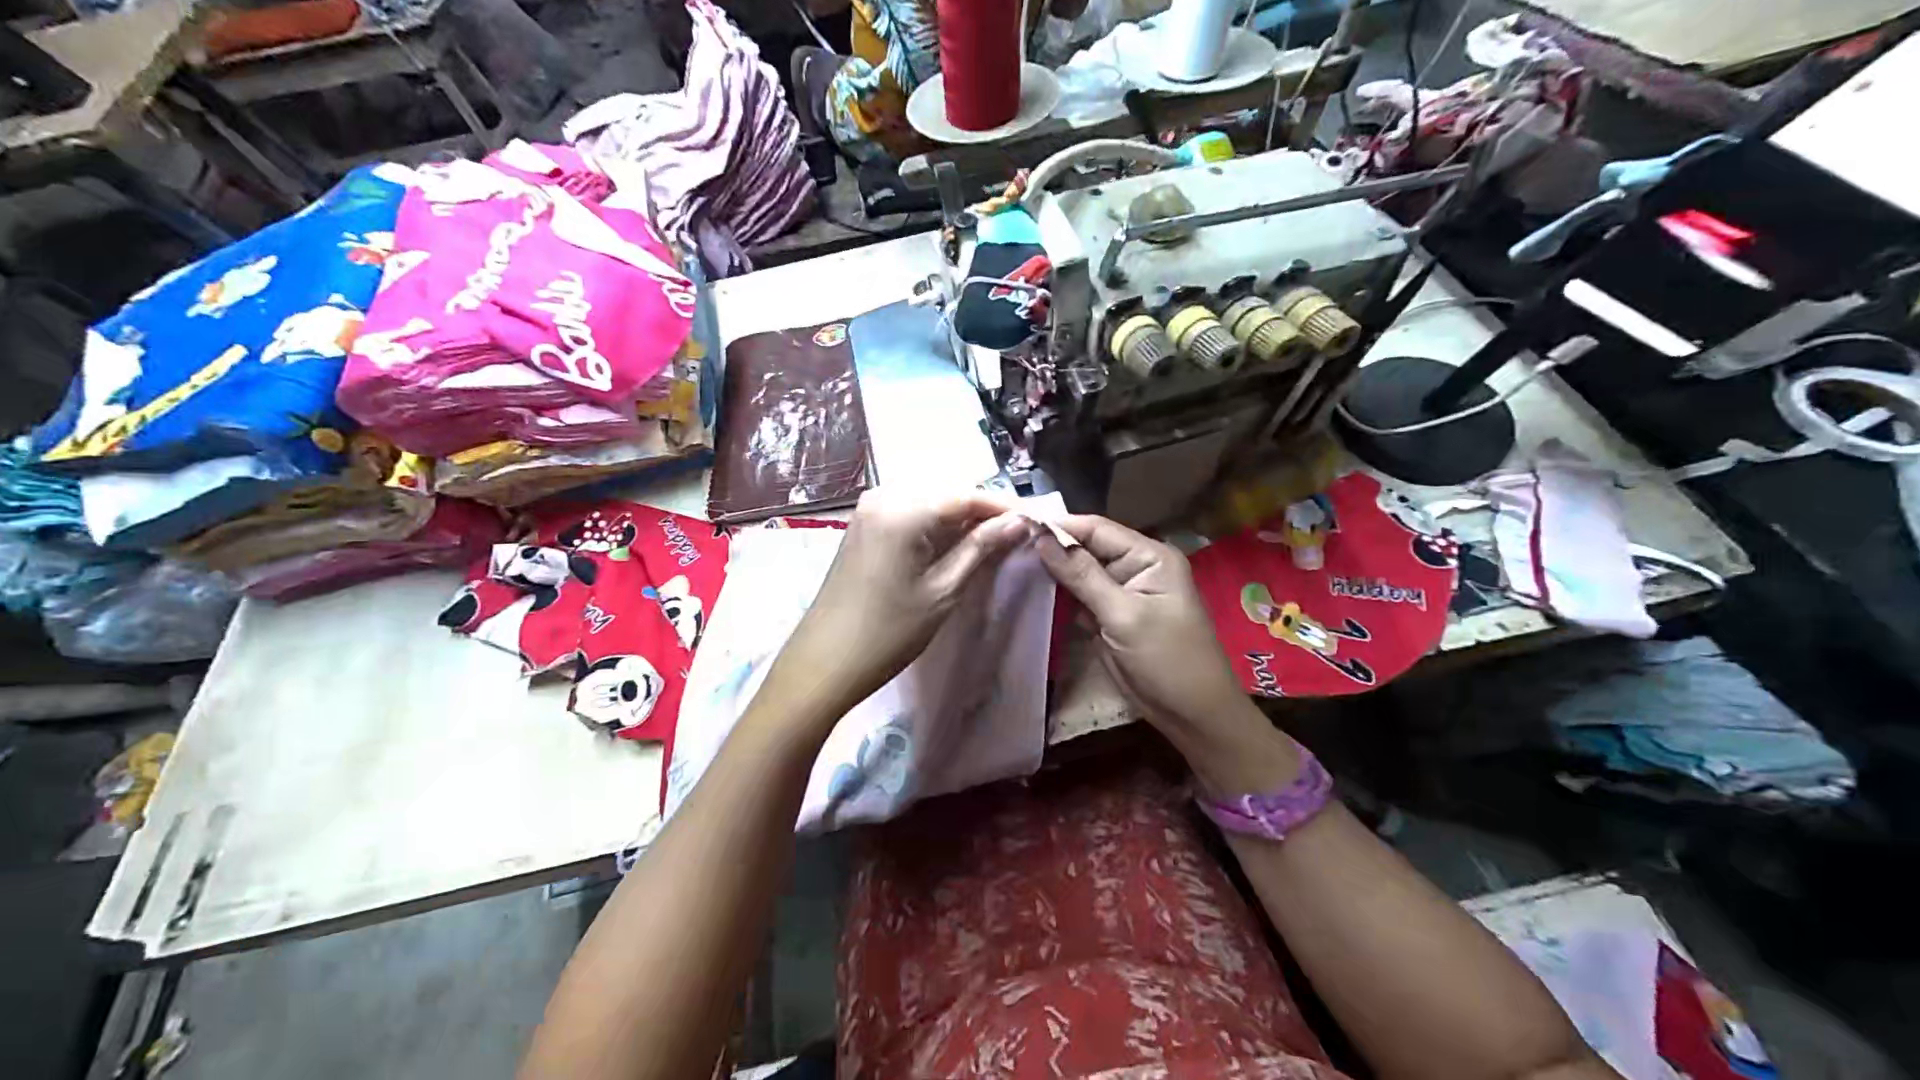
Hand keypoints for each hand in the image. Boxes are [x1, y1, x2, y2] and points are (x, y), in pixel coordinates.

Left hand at [771, 488, 1034, 717]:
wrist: (824, 662)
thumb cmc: (889, 631)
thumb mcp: (943, 590)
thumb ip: (982, 549)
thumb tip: (1020, 522)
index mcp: (903, 508)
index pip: (967, 495)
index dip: (1005, 508)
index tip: (1036, 523)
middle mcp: (883, 496)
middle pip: (947, 494)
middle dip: (983, 513)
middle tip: (1017, 536)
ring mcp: (868, 509)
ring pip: (929, 503)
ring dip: (960, 520)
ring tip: (992, 543)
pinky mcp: (862, 526)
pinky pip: (909, 514)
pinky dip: (935, 527)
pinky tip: (954, 546)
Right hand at [1035, 515, 1301, 795]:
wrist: (1192, 714)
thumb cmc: (1167, 660)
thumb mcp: (1123, 615)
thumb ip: (1082, 575)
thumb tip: (1042, 538)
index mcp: (1149, 556)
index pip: (1096, 529)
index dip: (1058, 526)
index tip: (1016, 527)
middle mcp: (1135, 567)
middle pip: (1086, 547)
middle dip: (1051, 549)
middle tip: (1007, 547)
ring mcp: (1122, 592)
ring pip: (1079, 572)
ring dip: (1052, 573)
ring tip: (1011, 564)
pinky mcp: (1110, 616)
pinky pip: (1080, 597)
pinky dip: (1060, 596)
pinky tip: (1030, 590)